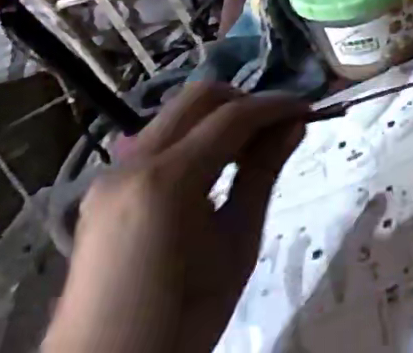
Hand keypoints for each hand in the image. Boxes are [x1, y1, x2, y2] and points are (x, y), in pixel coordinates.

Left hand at [43, 82, 307, 352]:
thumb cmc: (183, 314)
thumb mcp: (238, 242)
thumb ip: (263, 173)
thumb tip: (294, 125)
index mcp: (167, 178)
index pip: (235, 115)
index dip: (278, 106)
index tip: (310, 110)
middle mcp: (132, 165)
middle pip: (198, 98)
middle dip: (246, 101)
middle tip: (279, 126)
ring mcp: (110, 179)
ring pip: (175, 116)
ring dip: (218, 119)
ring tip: (252, 148)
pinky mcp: (102, 195)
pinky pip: (156, 144)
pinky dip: (193, 140)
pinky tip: (215, 169)